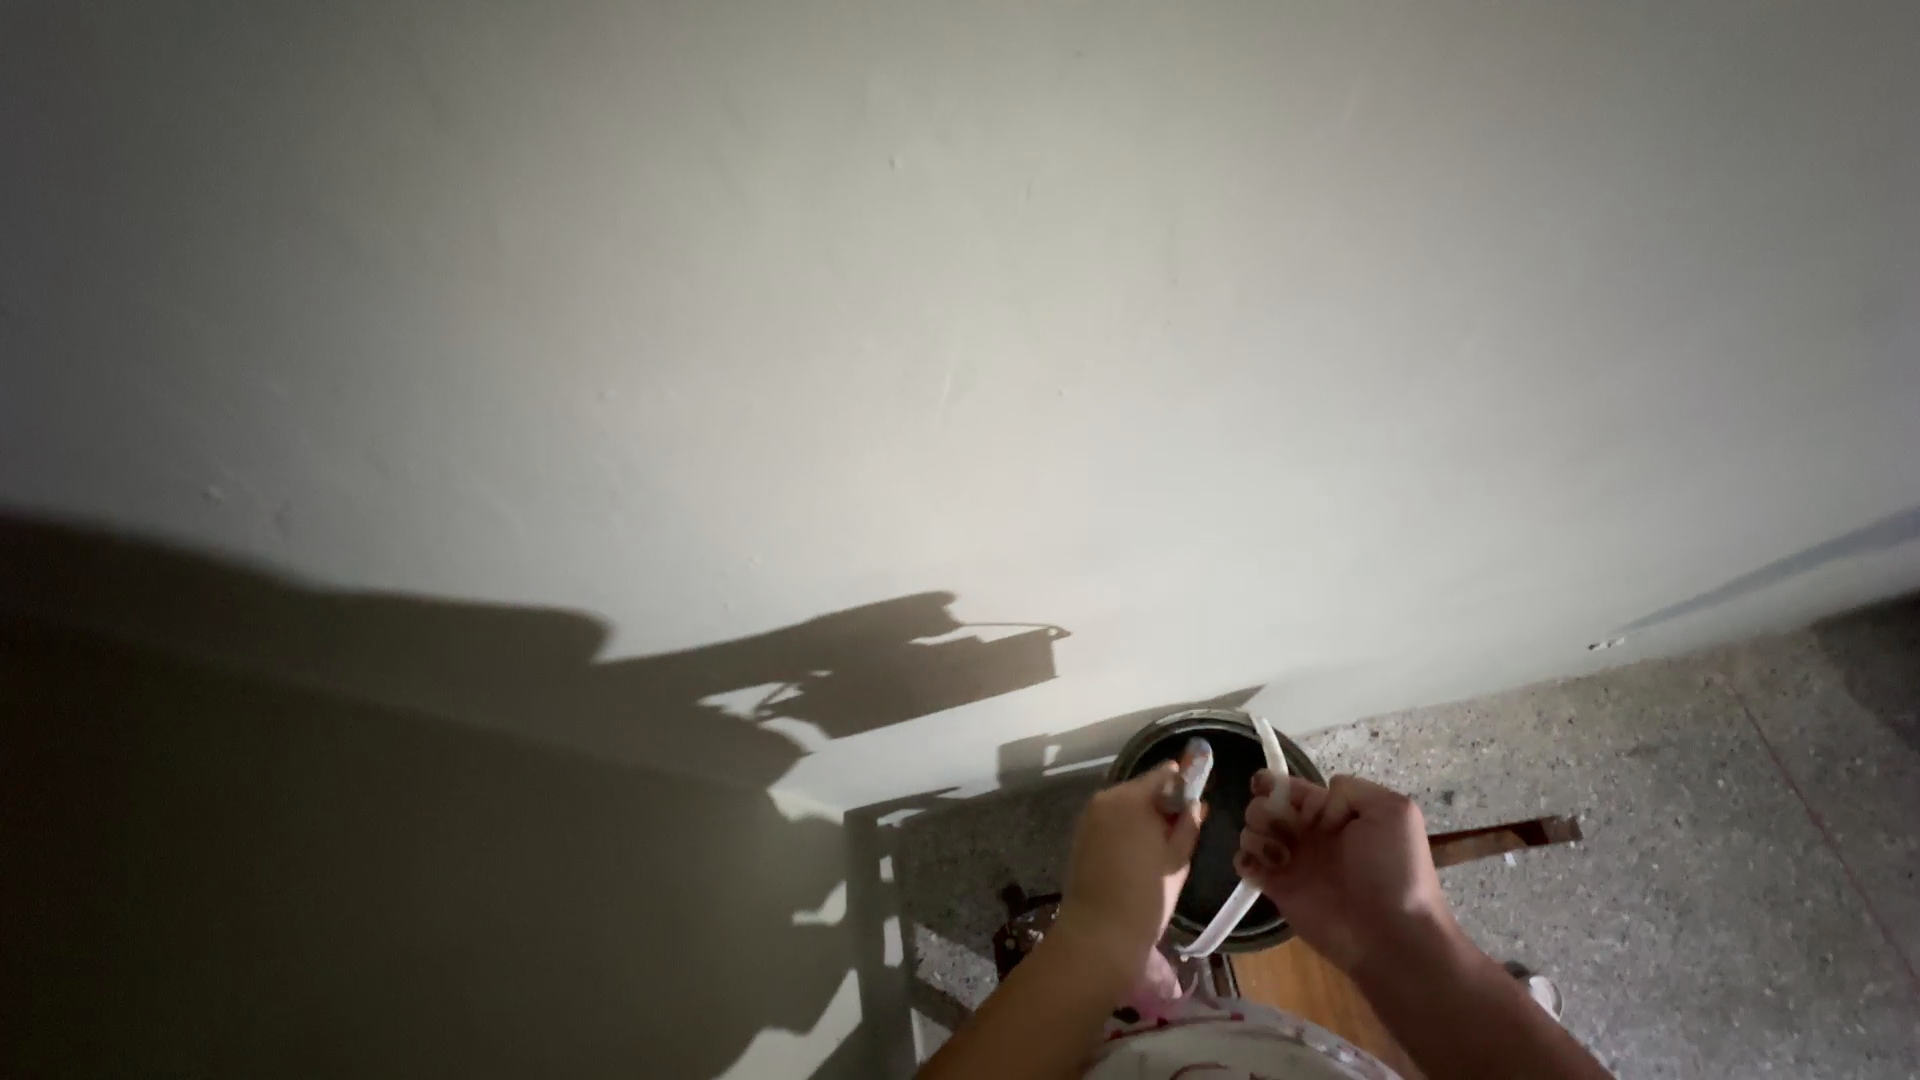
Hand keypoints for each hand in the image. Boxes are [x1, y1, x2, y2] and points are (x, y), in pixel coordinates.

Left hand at [1054, 762, 1203, 990]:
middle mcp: (1105, 798)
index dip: (1181, 778)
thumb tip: (1196, 804)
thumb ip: (1188, 825)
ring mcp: (1089, 816)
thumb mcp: (1178, 859)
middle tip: (1182, 823)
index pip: (1162, 774)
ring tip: (1162, 843)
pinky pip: (1109, 821)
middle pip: (1140, 789)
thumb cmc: (1147, 895)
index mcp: (1131, 798)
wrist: (1099, 931)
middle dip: (1160, 801)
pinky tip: (1138, 853)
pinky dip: (1124, 828)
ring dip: (1141, 815)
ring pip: (1123, 806)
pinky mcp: (1080, 835)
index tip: (1196, 786)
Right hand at [1233, 771, 1459, 978]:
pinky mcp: (1275, 888)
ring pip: (1250, 830)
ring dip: (1258, 835)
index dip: (1274, 783)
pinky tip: (1263, 869)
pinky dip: (1245, 859)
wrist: (1392, 934)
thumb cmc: (1395, 872)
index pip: (1291, 788)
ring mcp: (1289, 860)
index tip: (1264, 786)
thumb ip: (1351, 789)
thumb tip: (1316, 808)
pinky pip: (1243, 862)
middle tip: (1289, 831)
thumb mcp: (1395, 812)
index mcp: (1330, 813)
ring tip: (1281, 856)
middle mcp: (1306, 833)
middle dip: (1266, 810)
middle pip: (1263, 805)